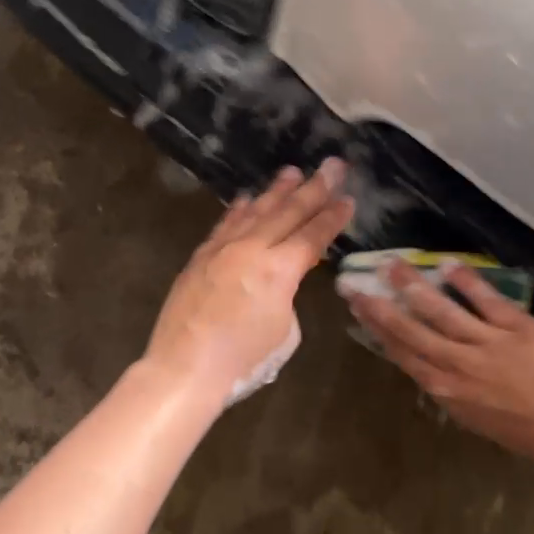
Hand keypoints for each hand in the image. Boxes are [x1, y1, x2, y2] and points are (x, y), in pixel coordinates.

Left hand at [143, 159, 354, 399]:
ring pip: (254, 212)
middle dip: (313, 188)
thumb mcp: (284, 332)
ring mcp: (221, 250)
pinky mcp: (199, 258)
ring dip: (275, 191)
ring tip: (292, 172)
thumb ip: (286, 297)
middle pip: (287, 213)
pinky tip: (246, 199)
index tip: (347, 198)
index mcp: (280, 270)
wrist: (185, 368)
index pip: (313, 236)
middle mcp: (251, 249)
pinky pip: (224, 225)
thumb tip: (277, 283)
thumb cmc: (243, 360)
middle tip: (332, 165)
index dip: (332, 217)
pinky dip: (238, 210)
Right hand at [346, 261, 533, 467]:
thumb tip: (415, 352)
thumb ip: (440, 382)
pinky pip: (487, 300)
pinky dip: (466, 282)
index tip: (356, 304)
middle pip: (411, 329)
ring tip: (393, 265)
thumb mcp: (465, 412)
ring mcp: (488, 344)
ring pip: (442, 311)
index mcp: (444, 387)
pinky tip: (447, 265)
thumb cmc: (513, 426)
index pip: (400, 350)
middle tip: (357, 281)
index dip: (375, 325)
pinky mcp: (518, 328)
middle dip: (381, 304)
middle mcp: (459, 364)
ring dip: (414, 286)